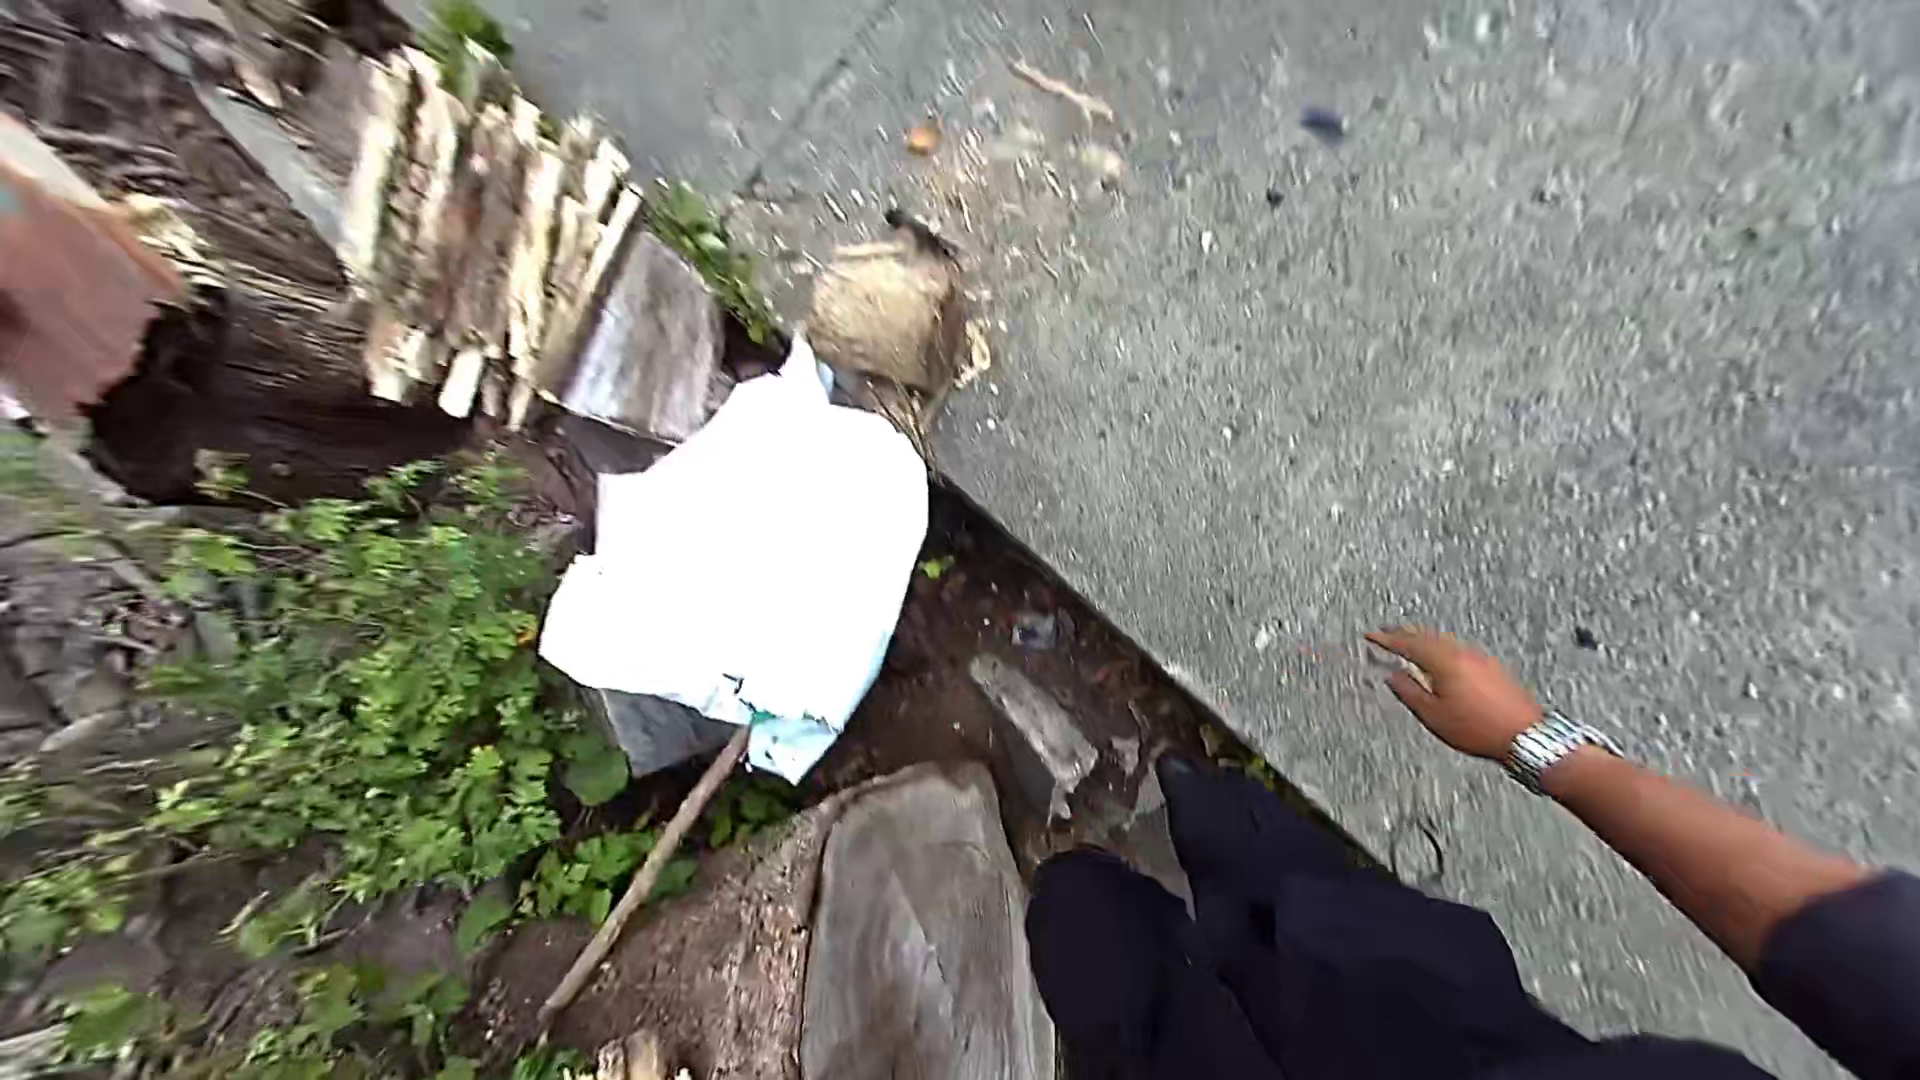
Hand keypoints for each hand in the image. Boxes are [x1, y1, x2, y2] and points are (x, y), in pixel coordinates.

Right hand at [1365, 628, 1542, 759]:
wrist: (1530, 738)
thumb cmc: (1480, 728)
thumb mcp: (1432, 714)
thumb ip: (1407, 691)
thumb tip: (1392, 676)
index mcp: (1443, 661)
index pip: (1406, 644)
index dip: (1385, 639)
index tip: (1371, 636)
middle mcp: (1462, 654)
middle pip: (1426, 636)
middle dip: (1403, 632)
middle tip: (1386, 630)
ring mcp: (1480, 659)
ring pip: (1443, 640)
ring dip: (1423, 637)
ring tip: (1409, 640)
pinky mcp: (1493, 668)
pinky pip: (1458, 648)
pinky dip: (1441, 646)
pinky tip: (1440, 655)